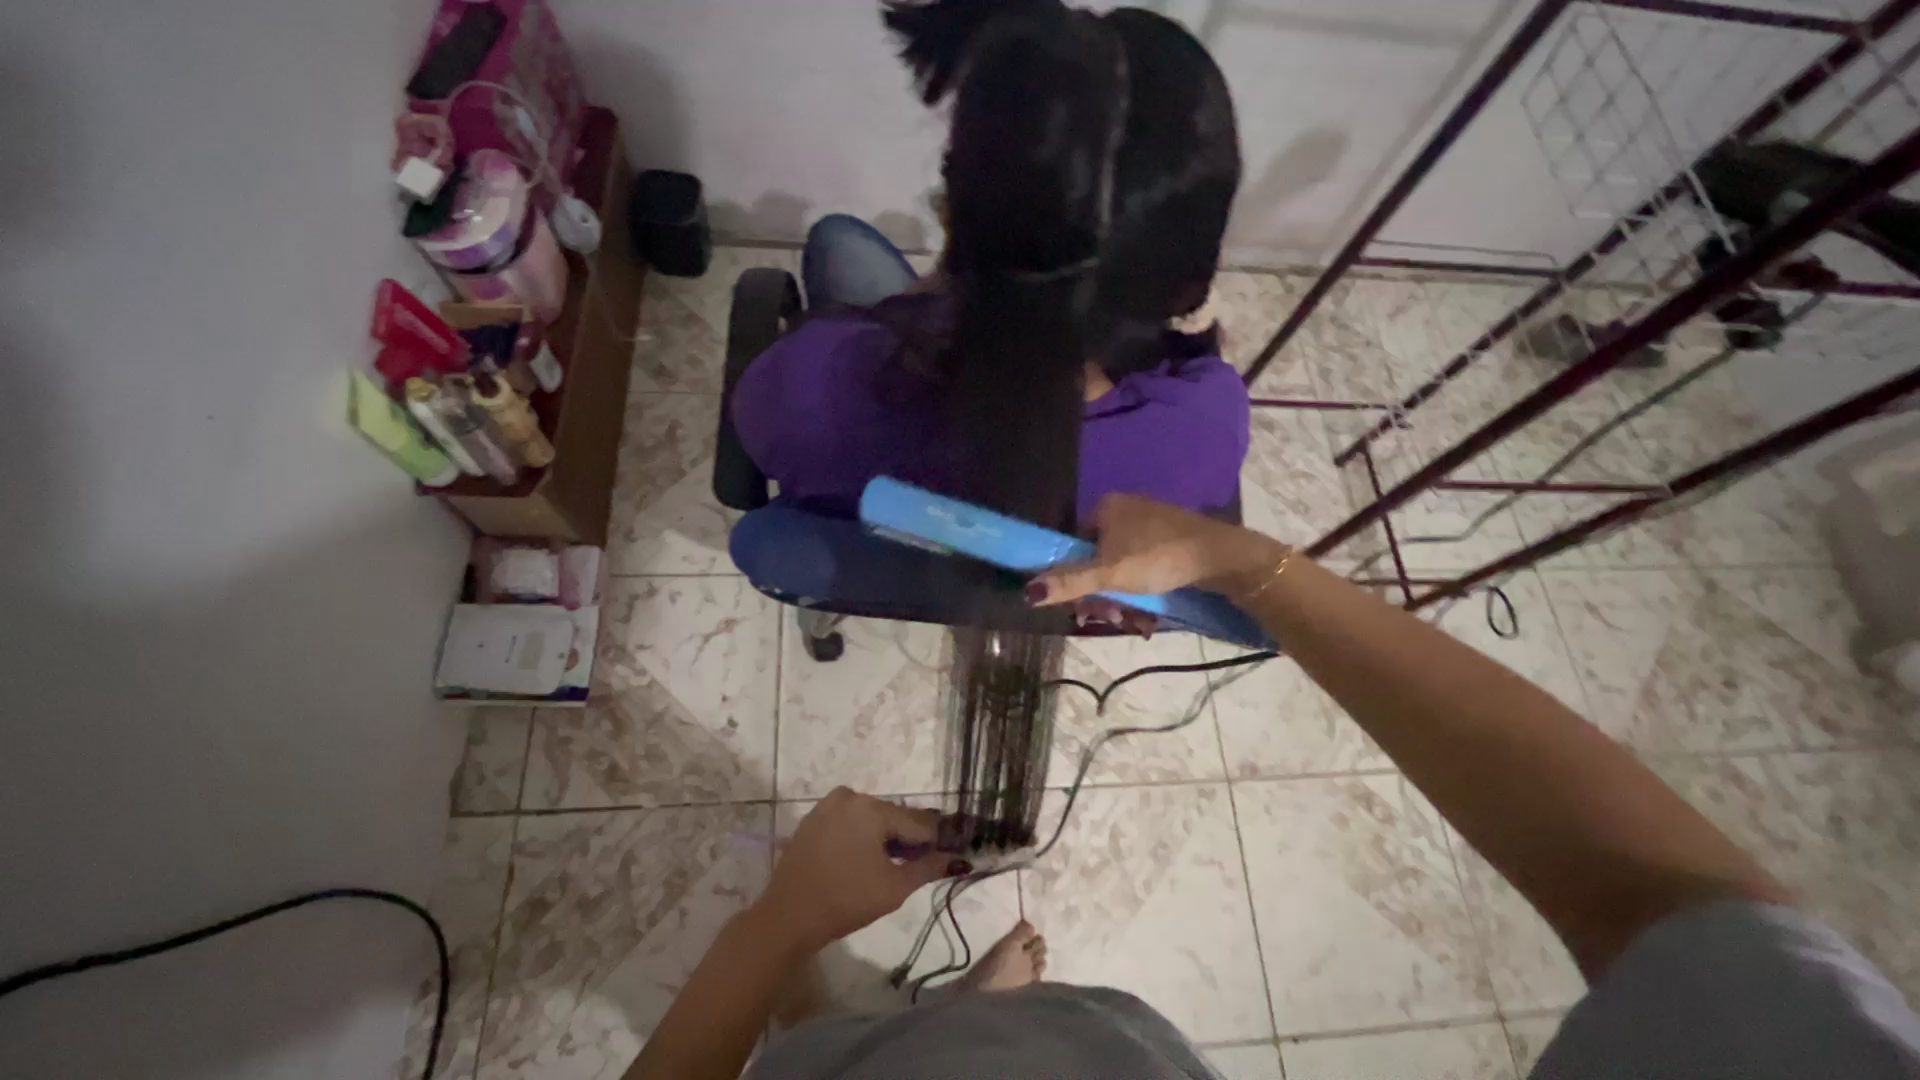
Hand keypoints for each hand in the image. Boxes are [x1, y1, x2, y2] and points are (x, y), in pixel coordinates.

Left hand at [757, 788, 968, 953]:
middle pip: (893, 816)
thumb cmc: (846, 901)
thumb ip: (929, 868)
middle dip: (908, 839)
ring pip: (870, 817)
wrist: (788, 917)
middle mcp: (850, 796)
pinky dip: (860, 835)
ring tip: (888, 866)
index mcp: (872, 808)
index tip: (944, 861)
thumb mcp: (894, 887)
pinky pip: (848, 821)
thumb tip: (960, 860)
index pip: (918, 823)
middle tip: (915, 867)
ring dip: (884, 836)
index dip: (934, 843)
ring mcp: (827, 805)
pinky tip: (862, 860)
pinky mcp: (812, 819)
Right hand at [1028, 494, 1289, 604]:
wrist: (1222, 557)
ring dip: (1125, 601)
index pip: (1073, 543)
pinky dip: (1145, 593)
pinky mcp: (1173, 540)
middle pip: (1098, 560)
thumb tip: (1026, 592)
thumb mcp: (1109, 574)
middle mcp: (1126, 509)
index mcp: (1106, 507)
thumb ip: (1068, 583)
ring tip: (1137, 623)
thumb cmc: (1159, 558)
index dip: (1071, 576)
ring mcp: (1152, 524)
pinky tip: (1152, 616)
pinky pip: (1146, 569)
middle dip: (1103, 595)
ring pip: (1123, 569)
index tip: (1082, 606)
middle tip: (1114, 619)